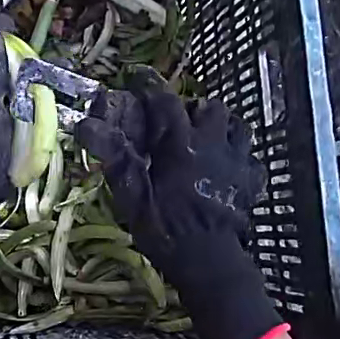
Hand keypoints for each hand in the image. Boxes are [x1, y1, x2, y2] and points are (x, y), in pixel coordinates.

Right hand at [76, 76, 282, 338]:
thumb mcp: (131, 195)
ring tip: (205, 140)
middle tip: (176, 122)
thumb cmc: (165, 229)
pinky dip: (238, 154)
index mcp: (181, 144)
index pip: (165, 100)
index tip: (137, 77)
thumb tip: (85, 126)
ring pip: (236, 126)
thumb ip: (114, 156)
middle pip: (208, 107)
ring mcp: (239, 161)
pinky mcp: (253, 180)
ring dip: (220, 127)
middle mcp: (214, 143)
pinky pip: (250, 155)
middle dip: (191, 108)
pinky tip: (226, 166)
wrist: (209, 261)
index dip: (149, 85)